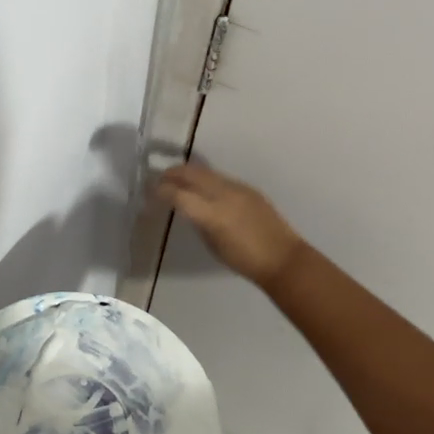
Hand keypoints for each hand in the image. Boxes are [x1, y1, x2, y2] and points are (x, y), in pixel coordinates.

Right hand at [157, 163, 305, 288]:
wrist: (282, 258)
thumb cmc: (244, 260)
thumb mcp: (212, 244)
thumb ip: (198, 222)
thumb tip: (187, 208)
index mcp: (212, 214)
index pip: (179, 194)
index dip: (162, 191)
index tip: (151, 191)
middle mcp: (224, 195)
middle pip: (192, 174)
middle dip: (172, 174)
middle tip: (159, 178)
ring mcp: (238, 188)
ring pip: (207, 172)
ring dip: (189, 173)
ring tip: (177, 179)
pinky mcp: (249, 189)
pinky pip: (221, 179)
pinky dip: (206, 180)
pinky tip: (203, 188)